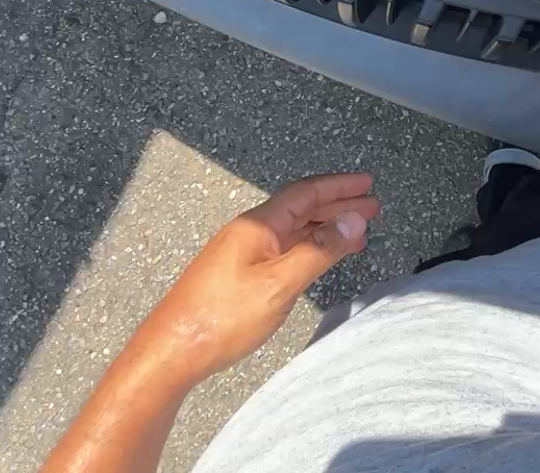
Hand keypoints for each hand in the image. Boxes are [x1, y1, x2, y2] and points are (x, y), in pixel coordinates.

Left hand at [127, 172, 379, 388]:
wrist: (168, 355)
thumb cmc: (222, 318)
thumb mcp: (280, 283)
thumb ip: (321, 250)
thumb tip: (354, 220)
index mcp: (259, 224)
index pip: (307, 192)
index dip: (340, 186)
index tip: (368, 184)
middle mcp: (250, 231)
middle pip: (302, 207)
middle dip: (338, 205)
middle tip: (371, 207)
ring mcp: (242, 252)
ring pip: (293, 229)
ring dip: (326, 227)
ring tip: (355, 234)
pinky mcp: (237, 273)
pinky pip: (283, 247)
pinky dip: (309, 245)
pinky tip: (319, 257)